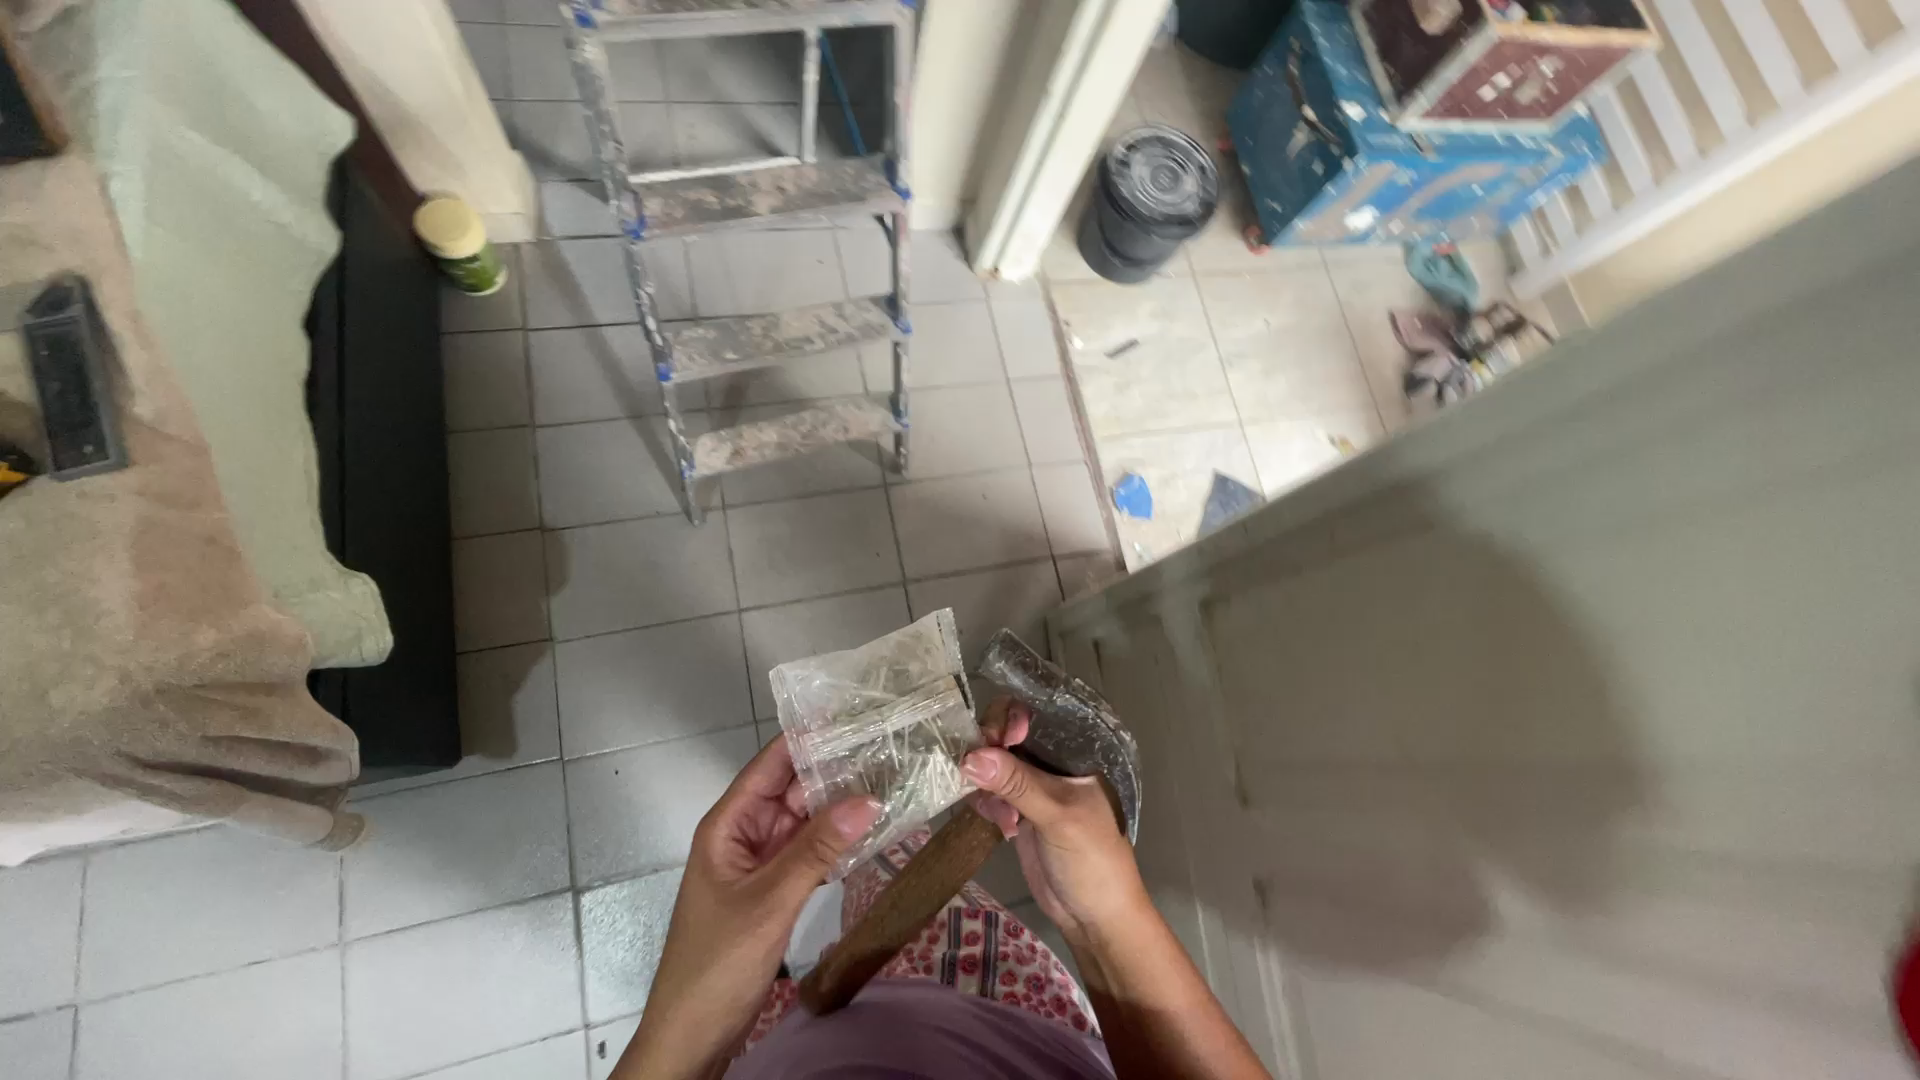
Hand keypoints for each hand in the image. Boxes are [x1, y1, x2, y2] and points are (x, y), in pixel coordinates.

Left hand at [614, 738, 881, 1079]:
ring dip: (839, 808)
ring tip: (890, 781)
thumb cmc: (718, 960)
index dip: (806, 738)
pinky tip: (872, 832)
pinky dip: (836, 844)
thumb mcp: (770, 900)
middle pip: (792, 791)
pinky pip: (809, 854)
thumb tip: (869, 798)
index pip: (770, 765)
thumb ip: (818, 849)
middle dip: (834, 772)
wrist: (693, 1036)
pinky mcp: (774, 890)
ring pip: (804, 823)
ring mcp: (760, 863)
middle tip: (889, 750)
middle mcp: (745, 834)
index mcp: (728, 824)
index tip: (852, 715)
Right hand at [960, 718, 1149, 940]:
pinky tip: (1000, 826)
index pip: (1034, 712)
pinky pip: (987, 791)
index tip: (998, 739)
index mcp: (1072, 750)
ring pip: (990, 762)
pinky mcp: (1015, 808)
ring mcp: (1031, 785)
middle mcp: (1050, 760)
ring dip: (985, 783)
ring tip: (1003, 816)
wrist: (1094, 918)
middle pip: (1004, 732)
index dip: (1009, 717)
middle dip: (989, 751)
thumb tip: (971, 757)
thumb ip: (1018, 784)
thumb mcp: (1058, 817)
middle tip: (982, 777)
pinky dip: (984, 802)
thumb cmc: (1093, 859)